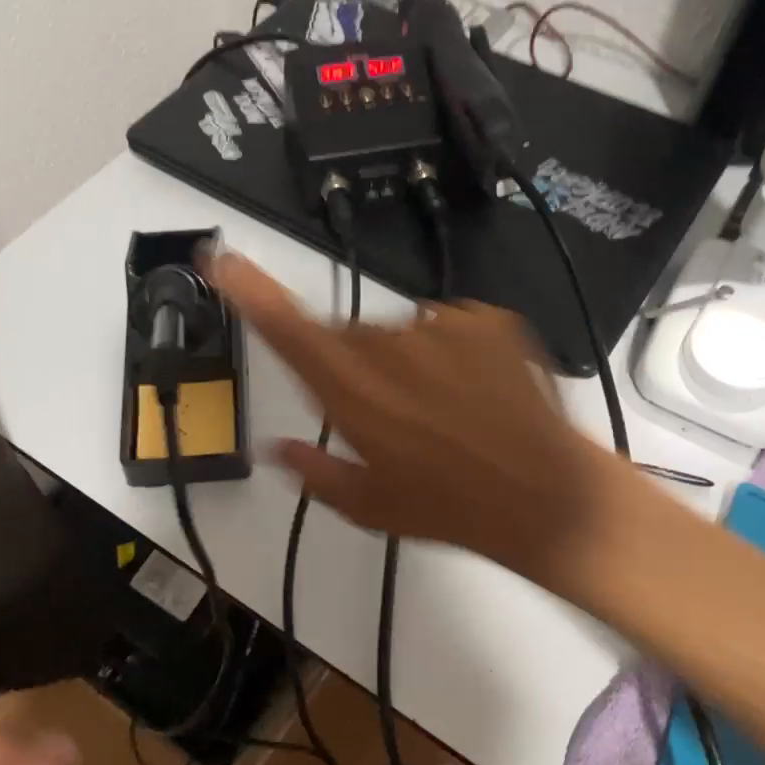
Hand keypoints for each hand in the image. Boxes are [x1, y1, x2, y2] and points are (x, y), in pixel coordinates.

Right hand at [206, 252, 635, 585]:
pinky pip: (449, 328)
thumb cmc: (448, 507)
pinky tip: (474, 396)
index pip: (285, 328)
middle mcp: (387, 345)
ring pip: (401, 335)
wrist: (544, 495)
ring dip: (408, 364)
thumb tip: (280, 449)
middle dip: (353, 368)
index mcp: (348, 389)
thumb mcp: (369, 504)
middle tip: (390, 420)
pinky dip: (452, 355)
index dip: (249, 290)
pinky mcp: (487, 319)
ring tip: (443, 414)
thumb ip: (314, 470)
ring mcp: (440, 326)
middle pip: (345, 336)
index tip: (221, 257)